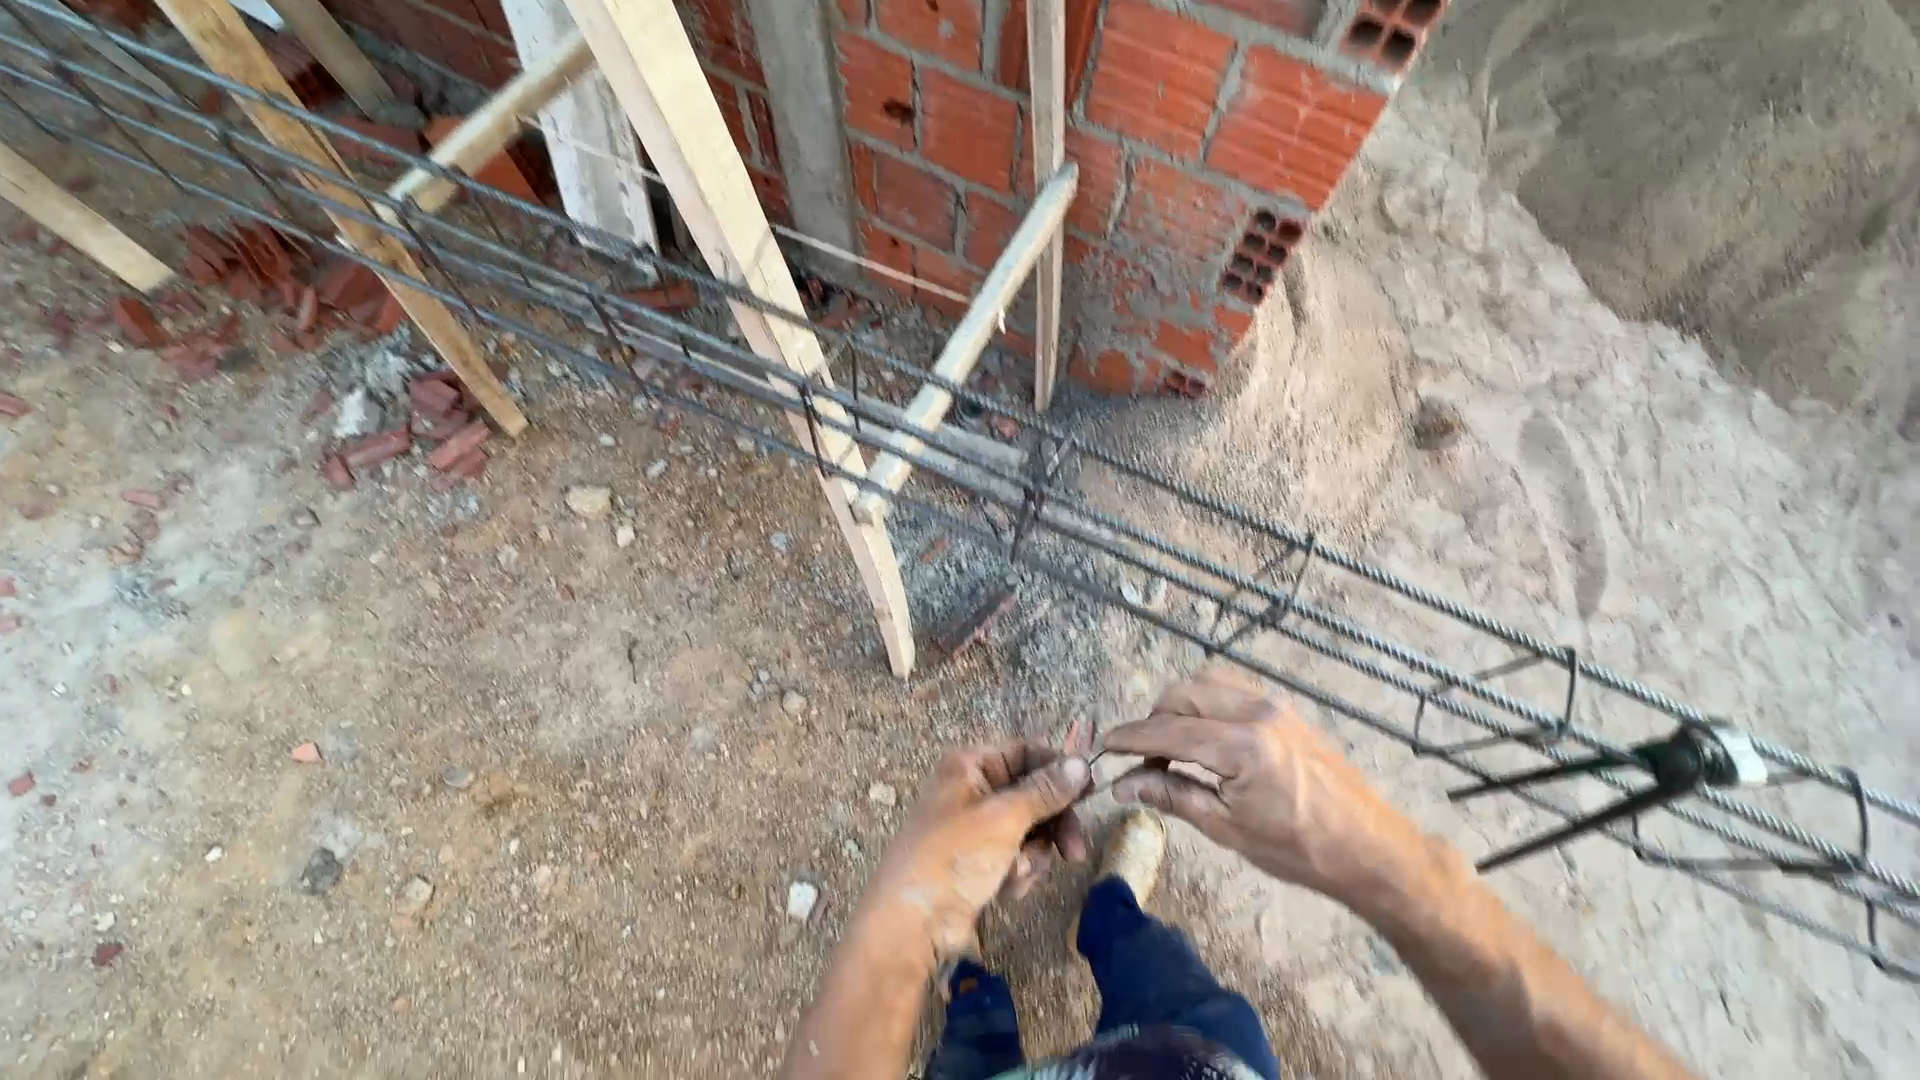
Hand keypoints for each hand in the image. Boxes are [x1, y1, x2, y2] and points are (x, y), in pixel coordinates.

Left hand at [857, 741, 1090, 960]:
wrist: (912, 924)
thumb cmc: (953, 857)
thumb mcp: (1003, 819)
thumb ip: (1044, 791)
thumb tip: (1081, 764)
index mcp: (970, 765)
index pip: (1027, 752)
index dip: (1059, 770)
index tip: (1091, 791)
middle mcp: (974, 789)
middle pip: (1034, 794)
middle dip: (1051, 825)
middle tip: (1073, 852)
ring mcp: (977, 826)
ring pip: (1031, 829)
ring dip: (1032, 855)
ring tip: (1016, 874)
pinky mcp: (981, 860)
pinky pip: (1018, 856)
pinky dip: (1018, 872)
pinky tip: (1004, 889)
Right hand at [1104, 668, 1434, 905]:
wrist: (1372, 850)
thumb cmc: (1299, 849)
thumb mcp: (1228, 829)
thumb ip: (1171, 796)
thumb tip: (1123, 785)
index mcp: (1240, 746)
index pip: (1167, 731)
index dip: (1130, 738)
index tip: (1104, 746)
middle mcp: (1255, 712)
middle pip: (1183, 695)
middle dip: (1154, 720)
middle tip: (1143, 757)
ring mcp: (1274, 705)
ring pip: (1207, 684)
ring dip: (1180, 707)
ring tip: (1172, 746)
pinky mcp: (1286, 710)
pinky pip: (1232, 690)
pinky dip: (1206, 704)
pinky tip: (1205, 737)